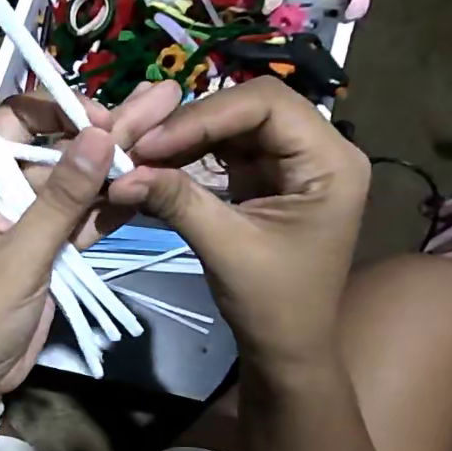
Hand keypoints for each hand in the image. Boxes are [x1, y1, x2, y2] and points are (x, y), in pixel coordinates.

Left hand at [0, 83, 180, 409]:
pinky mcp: (51, 252)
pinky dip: (113, 207)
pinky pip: (85, 221)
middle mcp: (2, 192)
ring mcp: (30, 223)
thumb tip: (100, 134)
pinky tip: (151, 182)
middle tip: (162, 100)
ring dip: (121, 164)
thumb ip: (62, 197)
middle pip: (59, 152)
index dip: (59, 113)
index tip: (102, 119)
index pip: (15, 124)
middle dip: (109, 130)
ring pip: (79, 186)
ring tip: (170, 130)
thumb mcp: (19, 255)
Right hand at [107, 78, 369, 369]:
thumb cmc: (273, 303)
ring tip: (144, 154)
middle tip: (142, 145)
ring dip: (188, 137)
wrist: (287, 345)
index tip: (152, 142)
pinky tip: (162, 163)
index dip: (206, 114)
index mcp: (331, 162)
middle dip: (194, 123)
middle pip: (252, 107)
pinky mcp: (270, 177)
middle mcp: (320, 150)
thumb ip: (178, 201)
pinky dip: (193, 154)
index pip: (268, 105)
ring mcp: (294, 162)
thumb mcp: (225, 248)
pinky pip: (228, 150)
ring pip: (235, 125)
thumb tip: (121, 174)